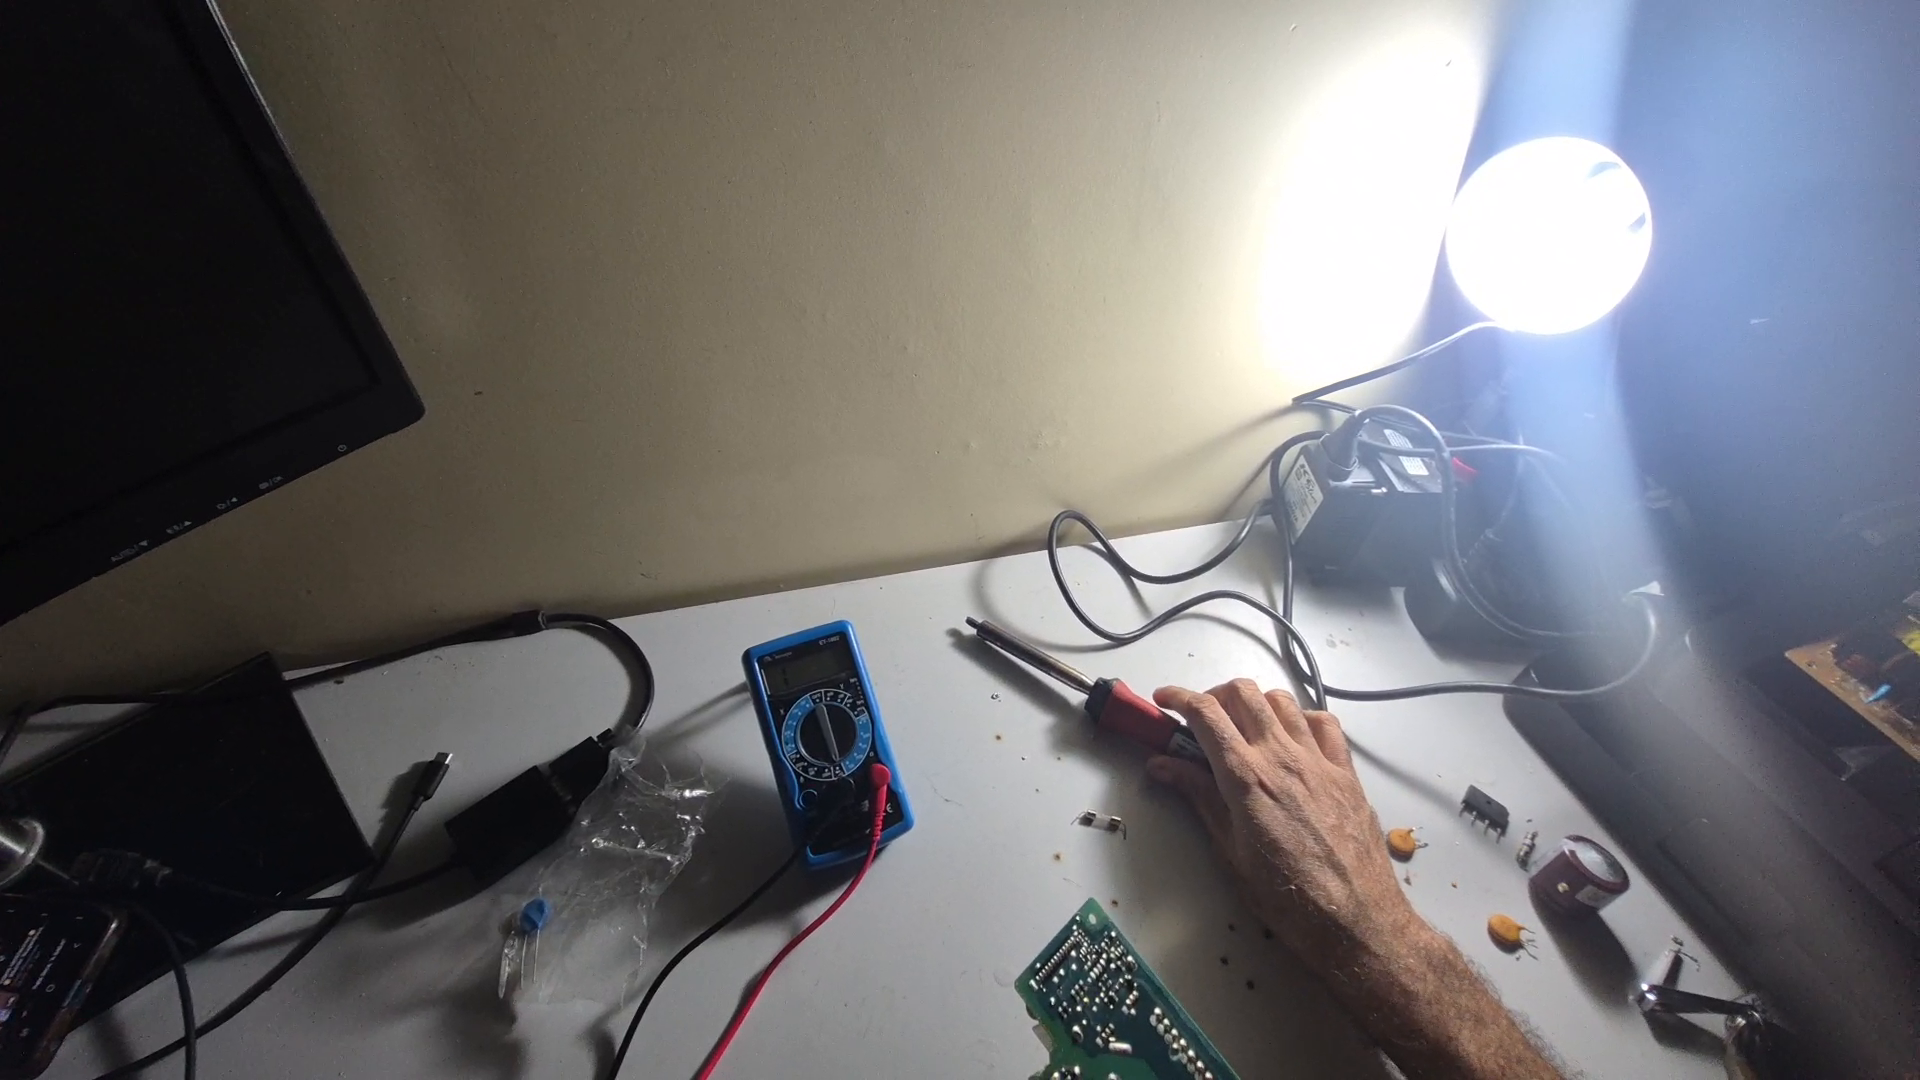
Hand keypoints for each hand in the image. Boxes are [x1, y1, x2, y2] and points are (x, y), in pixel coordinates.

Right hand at [1147, 680, 1417, 972]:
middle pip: (1242, 692)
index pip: (1205, 712)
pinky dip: (1300, 718)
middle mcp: (1281, 756)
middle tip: (1204, 719)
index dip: (1178, 696)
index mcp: (1245, 776)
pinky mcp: (1346, 771)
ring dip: (1254, 703)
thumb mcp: (1229, 850)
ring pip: (1281, 699)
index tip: (1164, 698)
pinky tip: (1291, 738)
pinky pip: (1323, 722)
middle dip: (1214, 695)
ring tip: (1244, 726)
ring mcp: (1318, 760)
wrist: (1359, 924)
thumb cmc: (1286, 898)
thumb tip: (1160, 764)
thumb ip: (1198, 796)